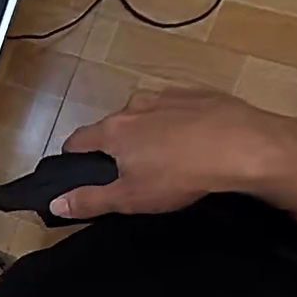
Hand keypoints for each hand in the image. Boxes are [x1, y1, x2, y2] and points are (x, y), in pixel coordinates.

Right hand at [49, 90, 296, 220]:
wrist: (241, 146)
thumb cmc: (178, 176)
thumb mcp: (130, 198)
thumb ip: (91, 200)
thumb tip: (55, 203)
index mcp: (113, 131)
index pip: (78, 140)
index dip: (73, 157)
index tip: (78, 171)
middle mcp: (134, 105)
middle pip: (112, 126)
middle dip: (113, 146)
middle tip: (129, 172)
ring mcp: (167, 95)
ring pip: (145, 114)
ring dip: (145, 132)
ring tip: (165, 158)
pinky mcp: (198, 93)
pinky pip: (176, 109)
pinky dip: (176, 123)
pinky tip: (193, 142)